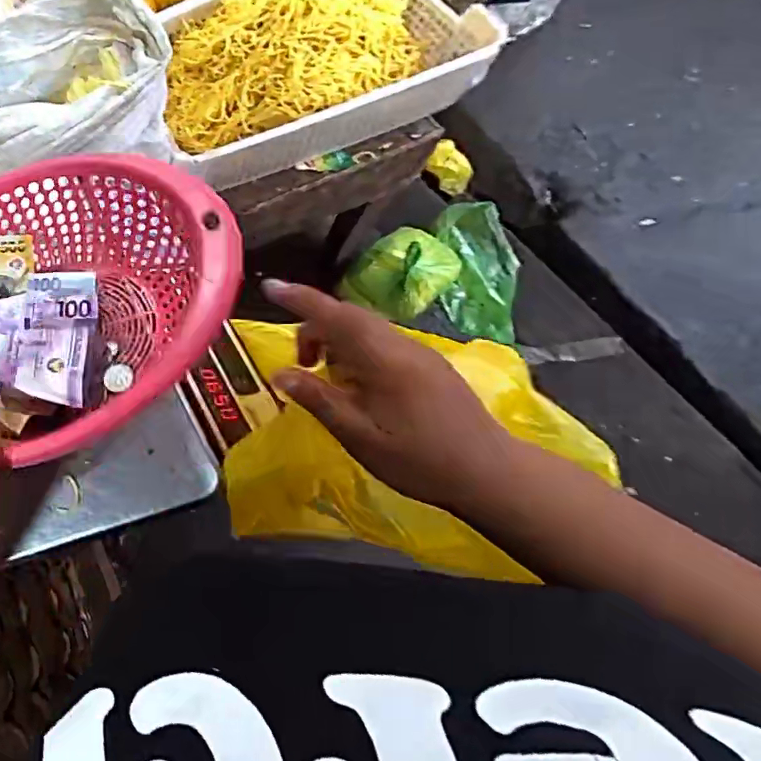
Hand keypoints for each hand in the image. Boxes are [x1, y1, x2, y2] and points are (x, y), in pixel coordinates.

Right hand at [261, 279, 518, 510]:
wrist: (491, 473)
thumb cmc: (419, 459)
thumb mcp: (359, 436)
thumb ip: (318, 399)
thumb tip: (280, 374)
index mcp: (383, 359)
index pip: (334, 315)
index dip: (299, 298)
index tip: (270, 287)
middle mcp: (402, 345)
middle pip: (348, 316)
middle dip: (314, 328)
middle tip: (300, 364)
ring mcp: (419, 352)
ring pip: (365, 328)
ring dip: (336, 340)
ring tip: (327, 379)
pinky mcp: (429, 364)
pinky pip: (381, 342)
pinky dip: (356, 351)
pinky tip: (356, 385)